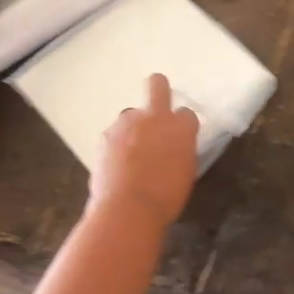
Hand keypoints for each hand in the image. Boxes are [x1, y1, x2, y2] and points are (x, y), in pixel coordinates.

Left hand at [90, 74, 198, 226]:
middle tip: (156, 110)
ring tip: (131, 154)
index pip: (187, 113)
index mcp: (181, 127)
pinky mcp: (106, 135)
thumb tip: (174, 146)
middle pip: (157, 84)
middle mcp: (154, 117)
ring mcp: (126, 123)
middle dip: (158, 88)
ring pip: (131, 115)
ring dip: (134, 127)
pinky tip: (117, 165)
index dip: (183, 125)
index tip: (180, 138)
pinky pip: (115, 134)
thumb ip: (181, 150)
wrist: (128, 208)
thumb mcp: (185, 172)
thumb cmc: (166, 197)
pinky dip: (117, 145)